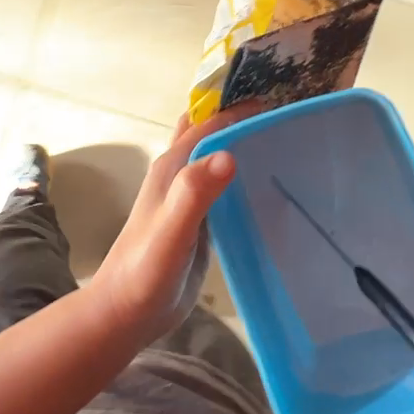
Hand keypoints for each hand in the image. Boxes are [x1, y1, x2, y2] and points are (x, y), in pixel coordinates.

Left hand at [87, 105, 260, 344]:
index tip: (278, 99)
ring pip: (218, 156)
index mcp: (172, 167)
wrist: (125, 314)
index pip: (209, 123)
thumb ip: (194, 194)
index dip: (239, 108)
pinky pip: (224, 186)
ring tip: (288, 142)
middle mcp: (180, 174)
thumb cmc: (145, 272)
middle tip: (284, 114)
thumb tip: (229, 154)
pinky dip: (244, 176)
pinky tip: (273, 185)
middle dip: (239, 116)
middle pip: (210, 131)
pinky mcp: (200, 220)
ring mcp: (189, 197)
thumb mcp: (171, 231)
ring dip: (244, 144)